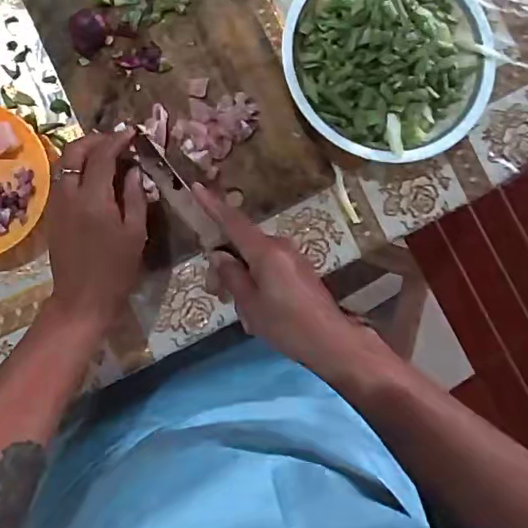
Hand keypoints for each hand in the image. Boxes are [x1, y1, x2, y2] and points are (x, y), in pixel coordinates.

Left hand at [41, 131, 145, 329]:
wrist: (82, 298)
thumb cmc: (116, 269)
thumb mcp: (136, 232)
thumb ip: (135, 196)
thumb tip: (135, 170)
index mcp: (94, 200)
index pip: (101, 156)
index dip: (117, 140)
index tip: (133, 134)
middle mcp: (69, 196)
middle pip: (74, 152)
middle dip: (96, 140)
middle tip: (118, 140)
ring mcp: (57, 204)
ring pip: (64, 163)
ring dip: (84, 151)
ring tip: (108, 153)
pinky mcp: (53, 213)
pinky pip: (62, 178)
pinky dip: (77, 167)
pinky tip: (95, 174)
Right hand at [194, 185, 391, 379]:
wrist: (329, 339)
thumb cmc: (286, 324)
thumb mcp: (250, 304)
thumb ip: (232, 276)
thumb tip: (218, 254)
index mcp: (266, 251)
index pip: (234, 222)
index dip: (213, 206)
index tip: (197, 188)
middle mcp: (280, 246)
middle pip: (243, 243)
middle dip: (226, 263)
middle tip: (217, 294)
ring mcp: (292, 256)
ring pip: (255, 258)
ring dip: (242, 278)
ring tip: (245, 313)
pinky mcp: (299, 268)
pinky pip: (269, 266)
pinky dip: (257, 282)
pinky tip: (259, 312)